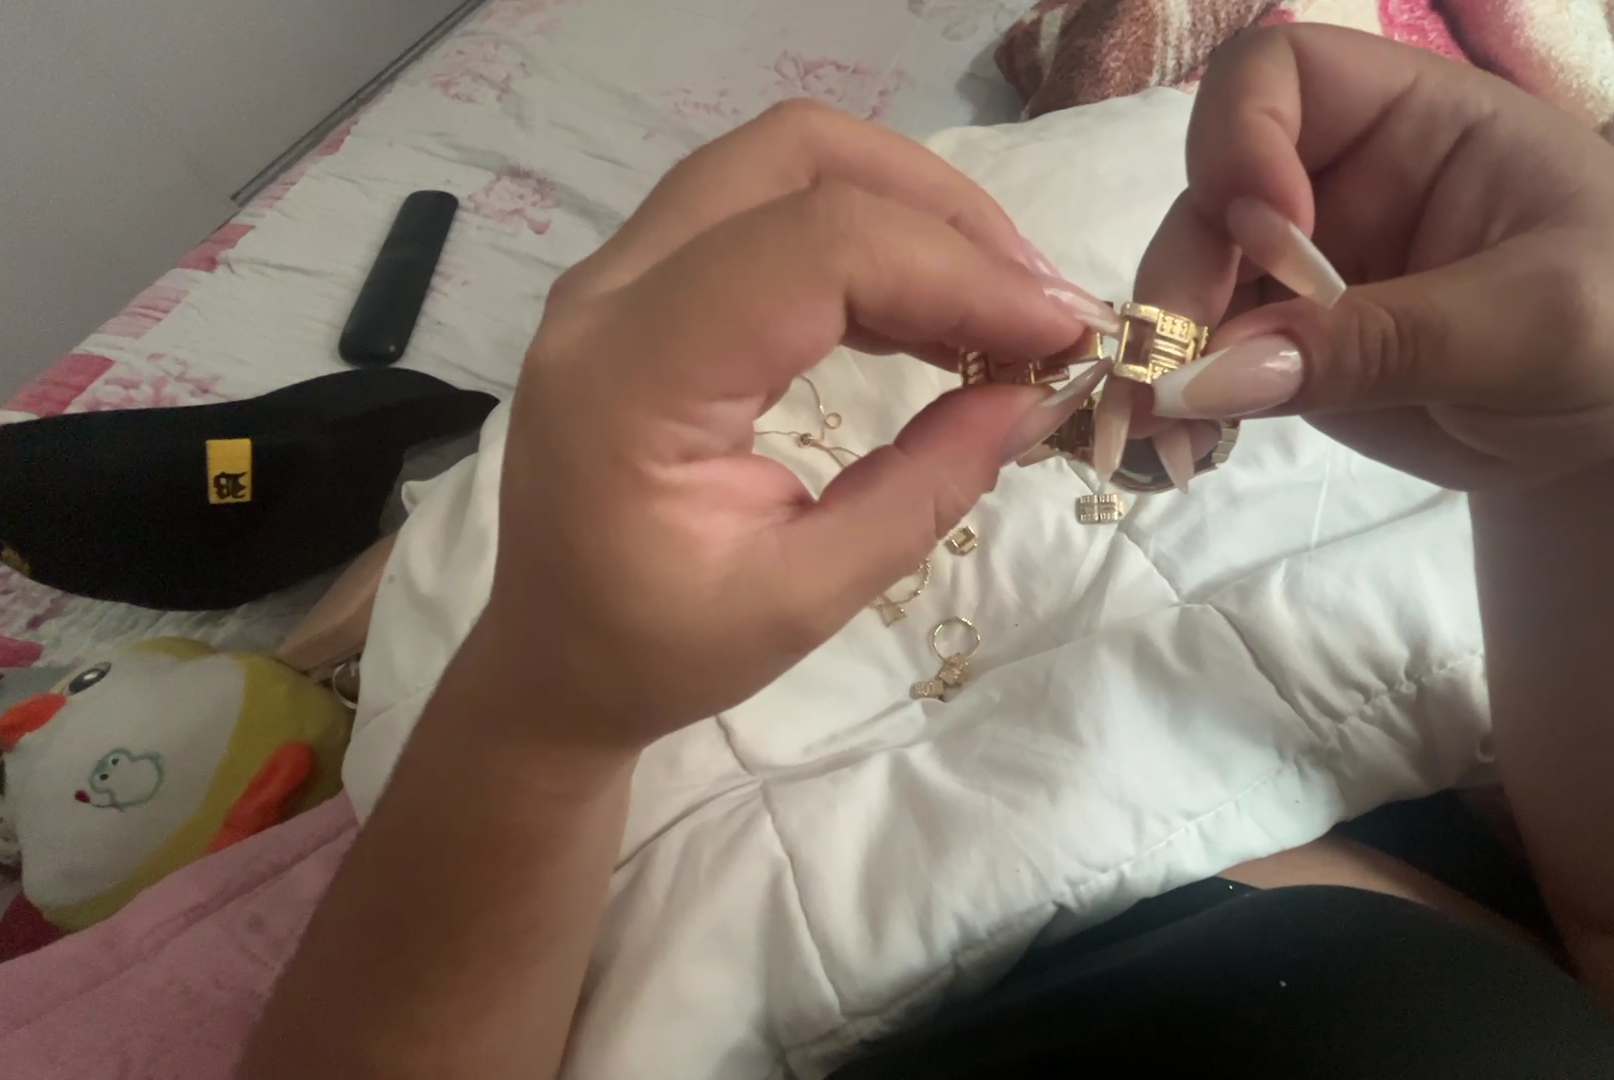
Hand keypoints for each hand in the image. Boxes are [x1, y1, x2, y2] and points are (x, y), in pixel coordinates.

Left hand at [479, 101, 1108, 747]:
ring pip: (786, 167)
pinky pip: (772, 219)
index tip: (1058, 331)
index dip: (957, 272)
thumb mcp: (805, 599)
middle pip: (796, 157)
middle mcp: (610, 294)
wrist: (555, 656)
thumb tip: (1030, 398)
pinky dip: (872, 248)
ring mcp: (622, 279)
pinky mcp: (651, 292)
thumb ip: (924, 492)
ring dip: (912, 219)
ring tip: (999, 308)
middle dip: (942, 211)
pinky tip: (931, 317)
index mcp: (631, 379)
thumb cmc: (660, 652)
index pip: (814, 253)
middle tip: (1031, 298)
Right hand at [1131, 24, 1613, 490]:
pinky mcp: (1280, 353)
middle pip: (1205, 205)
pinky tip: (1183, 453)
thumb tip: (1200, 380)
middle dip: (1178, 293)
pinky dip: (1178, 407)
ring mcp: (1298, 279)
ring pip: (1186, 292)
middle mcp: (1334, 191)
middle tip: (1171, 388)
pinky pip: (1200, 364)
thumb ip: (1373, 344)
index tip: (1266, 242)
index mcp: (1412, 125)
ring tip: (1165, 439)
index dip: (1240, 141)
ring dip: (1160, 362)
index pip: (1278, 77)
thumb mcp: (1536, 326)